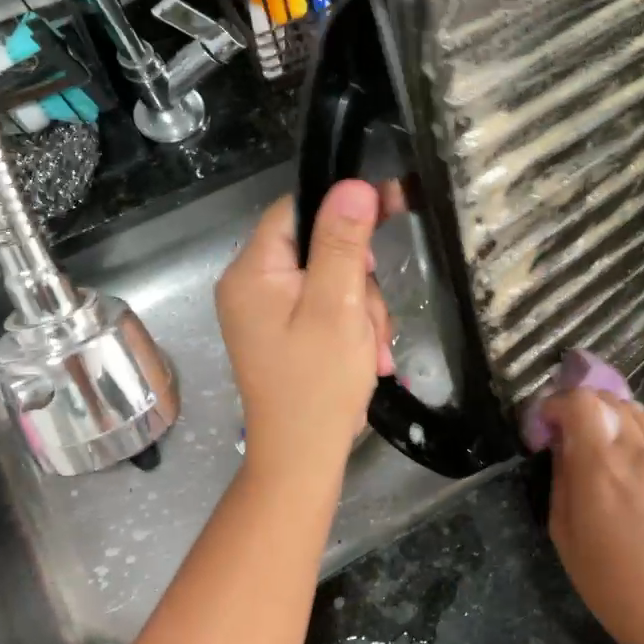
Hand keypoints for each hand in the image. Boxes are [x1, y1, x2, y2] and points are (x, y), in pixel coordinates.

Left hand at [216, 182, 393, 475]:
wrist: (302, 459)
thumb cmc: (318, 384)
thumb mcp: (338, 307)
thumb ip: (343, 244)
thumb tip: (352, 185)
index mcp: (252, 272)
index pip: (298, 209)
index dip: (345, 205)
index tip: (391, 209)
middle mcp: (252, 286)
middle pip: (319, 248)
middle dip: (360, 281)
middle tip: (373, 318)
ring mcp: (267, 312)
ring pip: (332, 281)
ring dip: (362, 310)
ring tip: (370, 350)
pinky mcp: (283, 333)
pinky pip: (326, 309)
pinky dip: (352, 328)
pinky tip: (366, 358)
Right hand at [545, 391, 643, 643]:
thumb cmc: (609, 581)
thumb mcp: (564, 532)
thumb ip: (561, 477)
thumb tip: (560, 445)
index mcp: (601, 466)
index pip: (580, 401)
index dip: (555, 404)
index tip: (543, 427)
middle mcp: (636, 450)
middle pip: (606, 396)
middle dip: (578, 406)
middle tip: (563, 434)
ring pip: (631, 408)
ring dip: (605, 414)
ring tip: (593, 444)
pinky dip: (627, 431)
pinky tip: (620, 463)